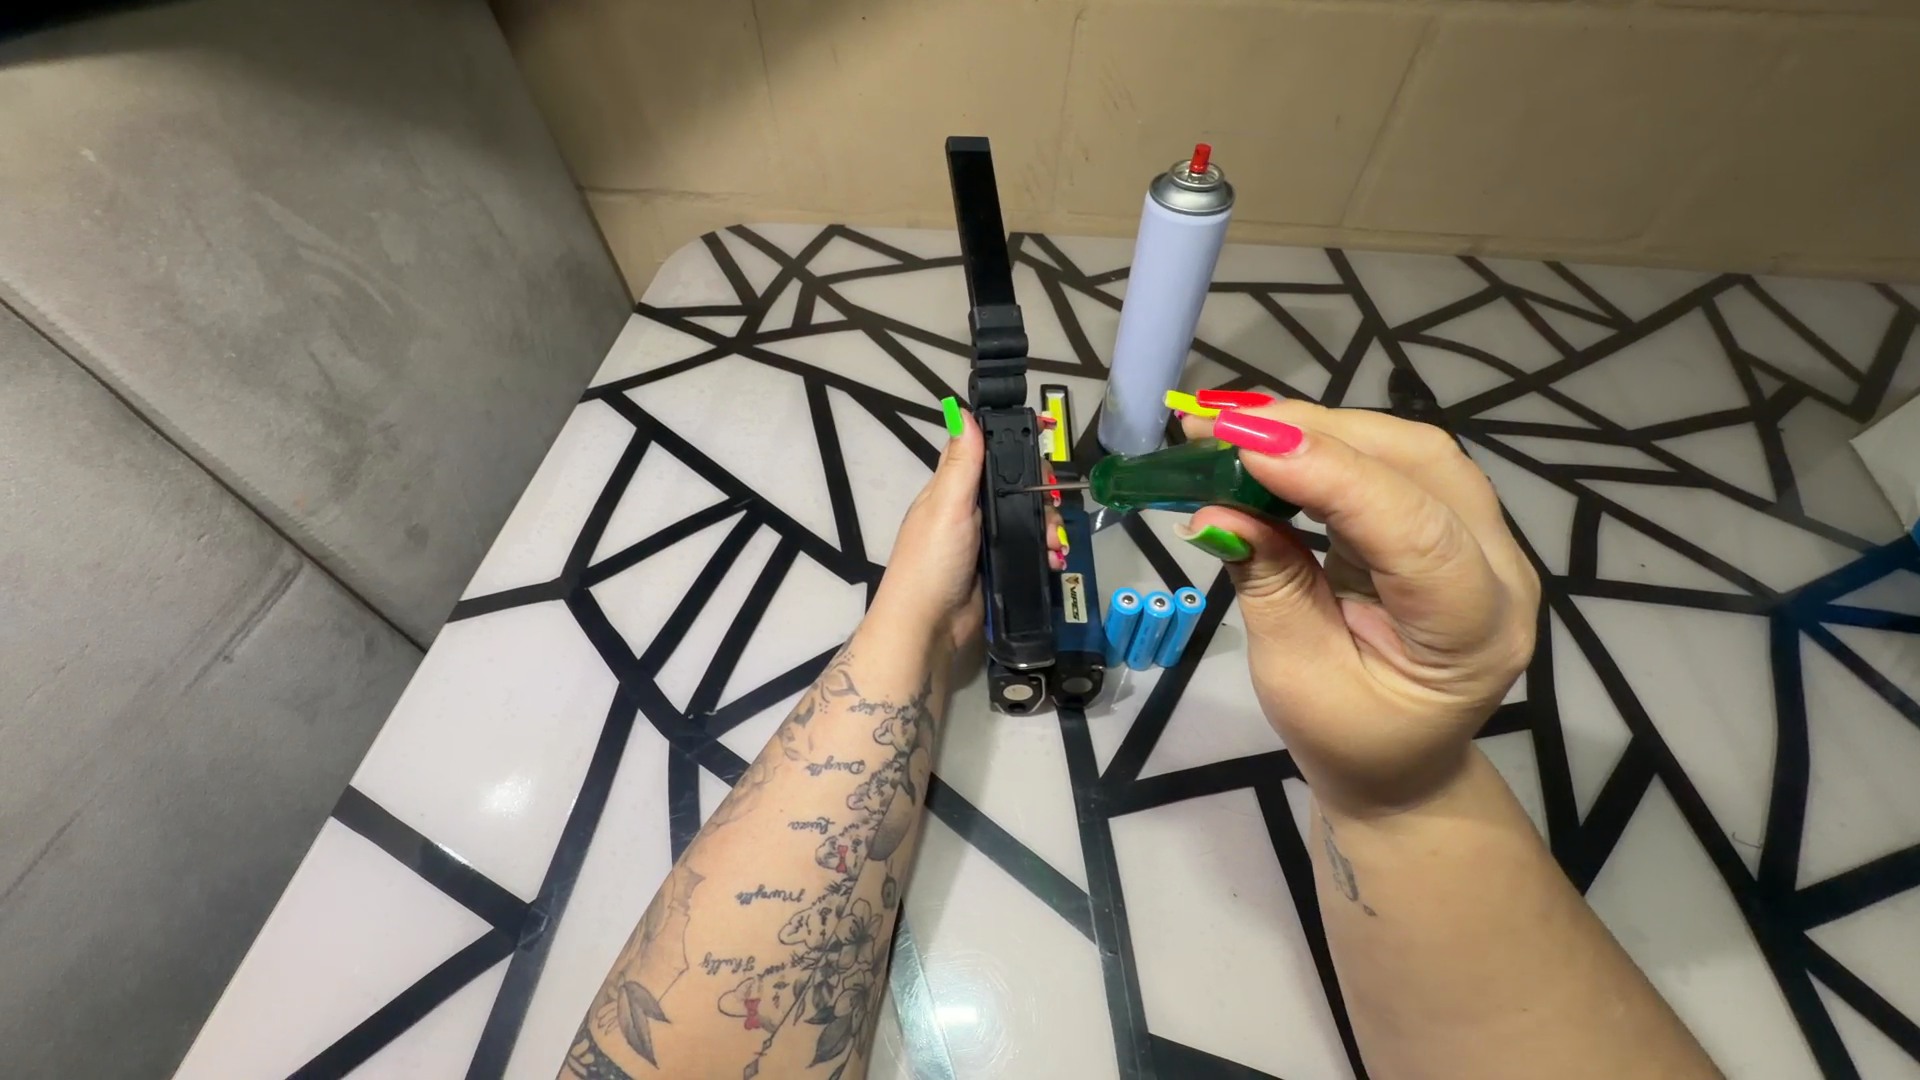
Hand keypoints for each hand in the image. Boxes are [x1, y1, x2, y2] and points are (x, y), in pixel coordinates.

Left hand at [870, 400, 1068, 652]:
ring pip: (1028, 521)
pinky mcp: (999, 569)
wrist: (929, 626)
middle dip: (1040, 498)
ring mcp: (985, 543)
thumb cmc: (932, 560)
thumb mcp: (946, 505)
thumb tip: (964, 411)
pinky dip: (1046, 553)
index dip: (1015, 455)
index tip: (1039, 462)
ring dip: (1048, 527)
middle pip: (1016, 491)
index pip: (987, 459)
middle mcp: (969, 513)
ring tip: (1055, 543)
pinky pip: (1030, 551)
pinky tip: (1053, 559)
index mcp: (951, 491)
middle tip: (1051, 508)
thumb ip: (961, 463)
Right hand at [1178, 401, 1538, 817]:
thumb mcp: (1294, 673)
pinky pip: (1388, 462)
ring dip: (1315, 426)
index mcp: (1472, 632)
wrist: (1399, 762)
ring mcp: (1478, 539)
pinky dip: (1322, 442)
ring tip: (1231, 423)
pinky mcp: (1440, 523)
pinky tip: (1267, 439)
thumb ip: (1267, 586)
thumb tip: (1216, 508)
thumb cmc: (1347, 737)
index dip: (1333, 478)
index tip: (1246, 445)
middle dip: (1316, 431)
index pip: (1416, 533)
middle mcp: (1498, 569)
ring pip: (1405, 449)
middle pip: (1420, 464)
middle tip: (1221, 424)